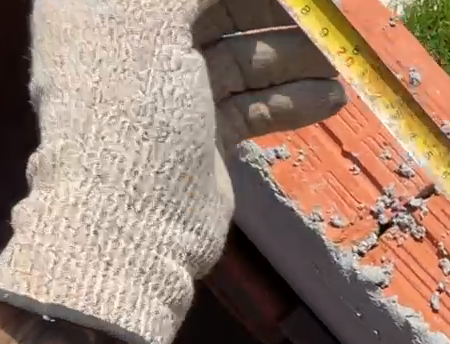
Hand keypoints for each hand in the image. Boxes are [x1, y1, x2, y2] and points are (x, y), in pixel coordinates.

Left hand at [0, 0, 344, 343]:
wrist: (133, 216)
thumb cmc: (131, 105)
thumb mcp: (150, 17)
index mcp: (109, 0)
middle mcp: (139, 38)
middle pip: (218, 9)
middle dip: (274, 12)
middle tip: (327, 18)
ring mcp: (174, 90)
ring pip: (243, 59)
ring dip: (294, 58)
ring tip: (341, 65)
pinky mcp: (203, 134)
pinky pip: (252, 105)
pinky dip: (291, 101)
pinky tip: (331, 100)